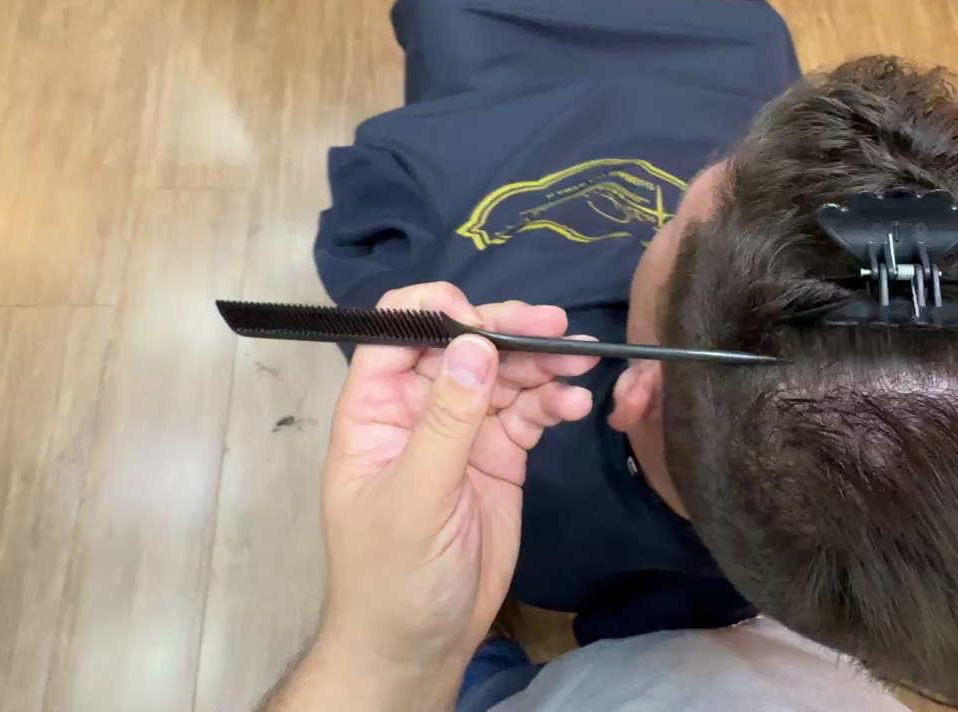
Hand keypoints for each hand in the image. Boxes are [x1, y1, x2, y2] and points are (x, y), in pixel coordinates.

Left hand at [264, 283, 596, 710]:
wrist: (424, 644)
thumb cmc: (393, 574)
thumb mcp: (415, 497)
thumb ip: (446, 420)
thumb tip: (474, 343)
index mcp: (378, 405)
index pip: (400, 330)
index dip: (439, 312)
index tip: (482, 322)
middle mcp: (421, 403)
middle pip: (464, 342)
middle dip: (508, 329)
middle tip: (556, 326)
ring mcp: (464, 425)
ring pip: (503, 371)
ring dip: (542, 362)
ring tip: (579, 361)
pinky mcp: (500, 450)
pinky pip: (528, 411)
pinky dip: (553, 402)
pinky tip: (575, 405)